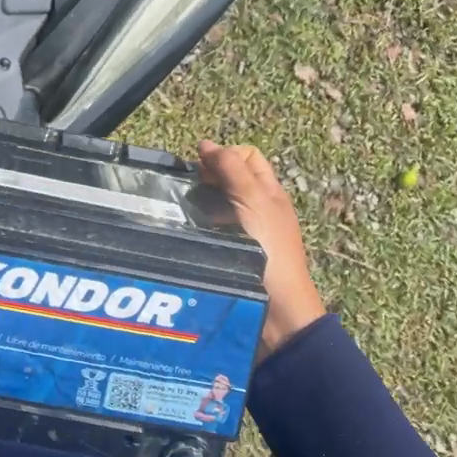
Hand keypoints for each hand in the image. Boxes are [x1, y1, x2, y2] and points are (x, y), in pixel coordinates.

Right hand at [198, 141, 326, 354]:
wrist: (277, 312)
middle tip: (187, 189)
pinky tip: (183, 234)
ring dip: (200, 203)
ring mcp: (245, 234)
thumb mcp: (253, 200)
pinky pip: (210, 232)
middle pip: (230, 180)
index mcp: (269, 192)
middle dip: (208, 178)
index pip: (246, 157)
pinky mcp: (232, 256)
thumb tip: (206, 144)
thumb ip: (231, 168)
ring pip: (217, 206)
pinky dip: (197, 227)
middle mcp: (258, 209)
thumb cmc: (270, 250)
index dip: (224, 155)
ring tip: (178, 210)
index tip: (201, 168)